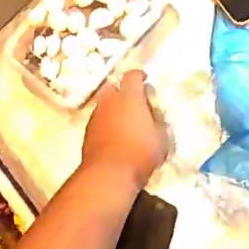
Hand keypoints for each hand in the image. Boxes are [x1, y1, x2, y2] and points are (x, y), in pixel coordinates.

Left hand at [81, 70, 167, 185]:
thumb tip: (153, 113)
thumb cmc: (141, 152)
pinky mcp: (87, 133)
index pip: (132, 76)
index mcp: (129, 97)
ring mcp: (95, 117)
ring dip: (113, 109)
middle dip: (123, 92)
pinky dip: (106, 124)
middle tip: (134, 104)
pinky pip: (98, 121)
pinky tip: (114, 137)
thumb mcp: (161, 137)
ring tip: (124, 123)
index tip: (145, 80)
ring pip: (104, 105)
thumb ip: (158, 120)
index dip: (139, 76)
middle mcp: (109, 102)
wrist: (109, 173)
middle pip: (113, 88)